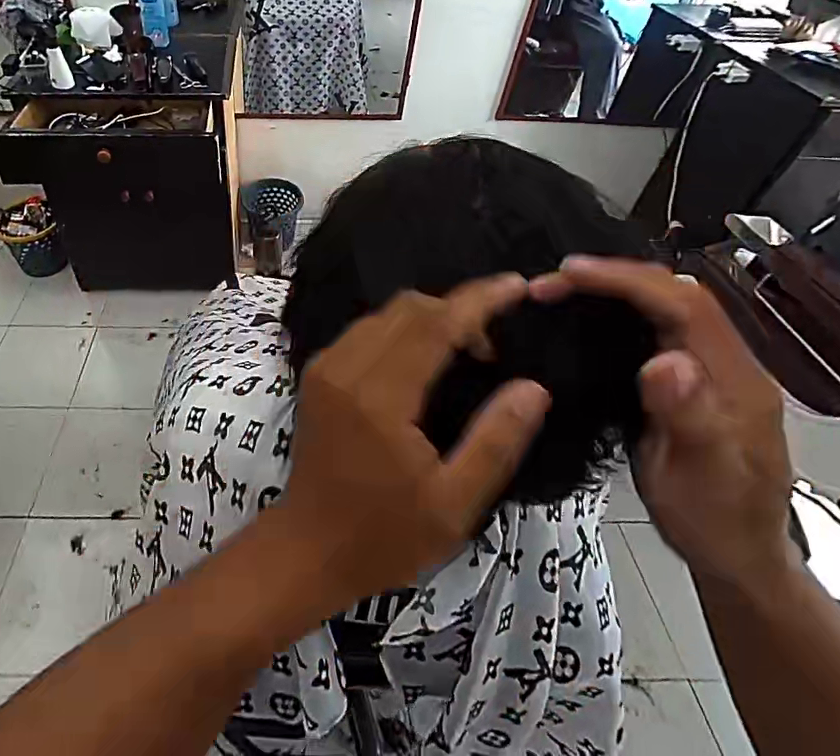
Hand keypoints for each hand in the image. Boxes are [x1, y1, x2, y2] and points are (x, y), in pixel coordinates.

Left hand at [269, 275, 550, 606]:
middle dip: (459, 308)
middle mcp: (347, 367)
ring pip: (388, 312)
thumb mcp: (453, 505)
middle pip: (411, 306)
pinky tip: (425, 358)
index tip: (517, 286)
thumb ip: (495, 443)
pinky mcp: (319, 373)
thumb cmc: (383, 536)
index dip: (480, 299)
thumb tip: (534, 387)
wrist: (305, 552)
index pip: (436, 323)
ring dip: (432, 317)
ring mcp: (327, 367)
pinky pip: (369, 328)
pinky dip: (405, 328)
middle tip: (494, 344)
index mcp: (380, 397)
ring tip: (467, 351)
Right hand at [531, 259, 795, 588]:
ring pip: (665, 305)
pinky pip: (657, 327)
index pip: (685, 304)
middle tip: (556, 281)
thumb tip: (665, 362)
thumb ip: (690, 419)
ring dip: (616, 289)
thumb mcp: (703, 480)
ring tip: (565, 290)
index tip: (574, 273)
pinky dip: (621, 311)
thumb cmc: (720, 523)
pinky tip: (592, 316)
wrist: (740, 554)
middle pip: (675, 294)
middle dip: (616, 277)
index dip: (629, 281)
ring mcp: (711, 367)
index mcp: (738, 380)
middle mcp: (728, 362)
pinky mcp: (692, 376)